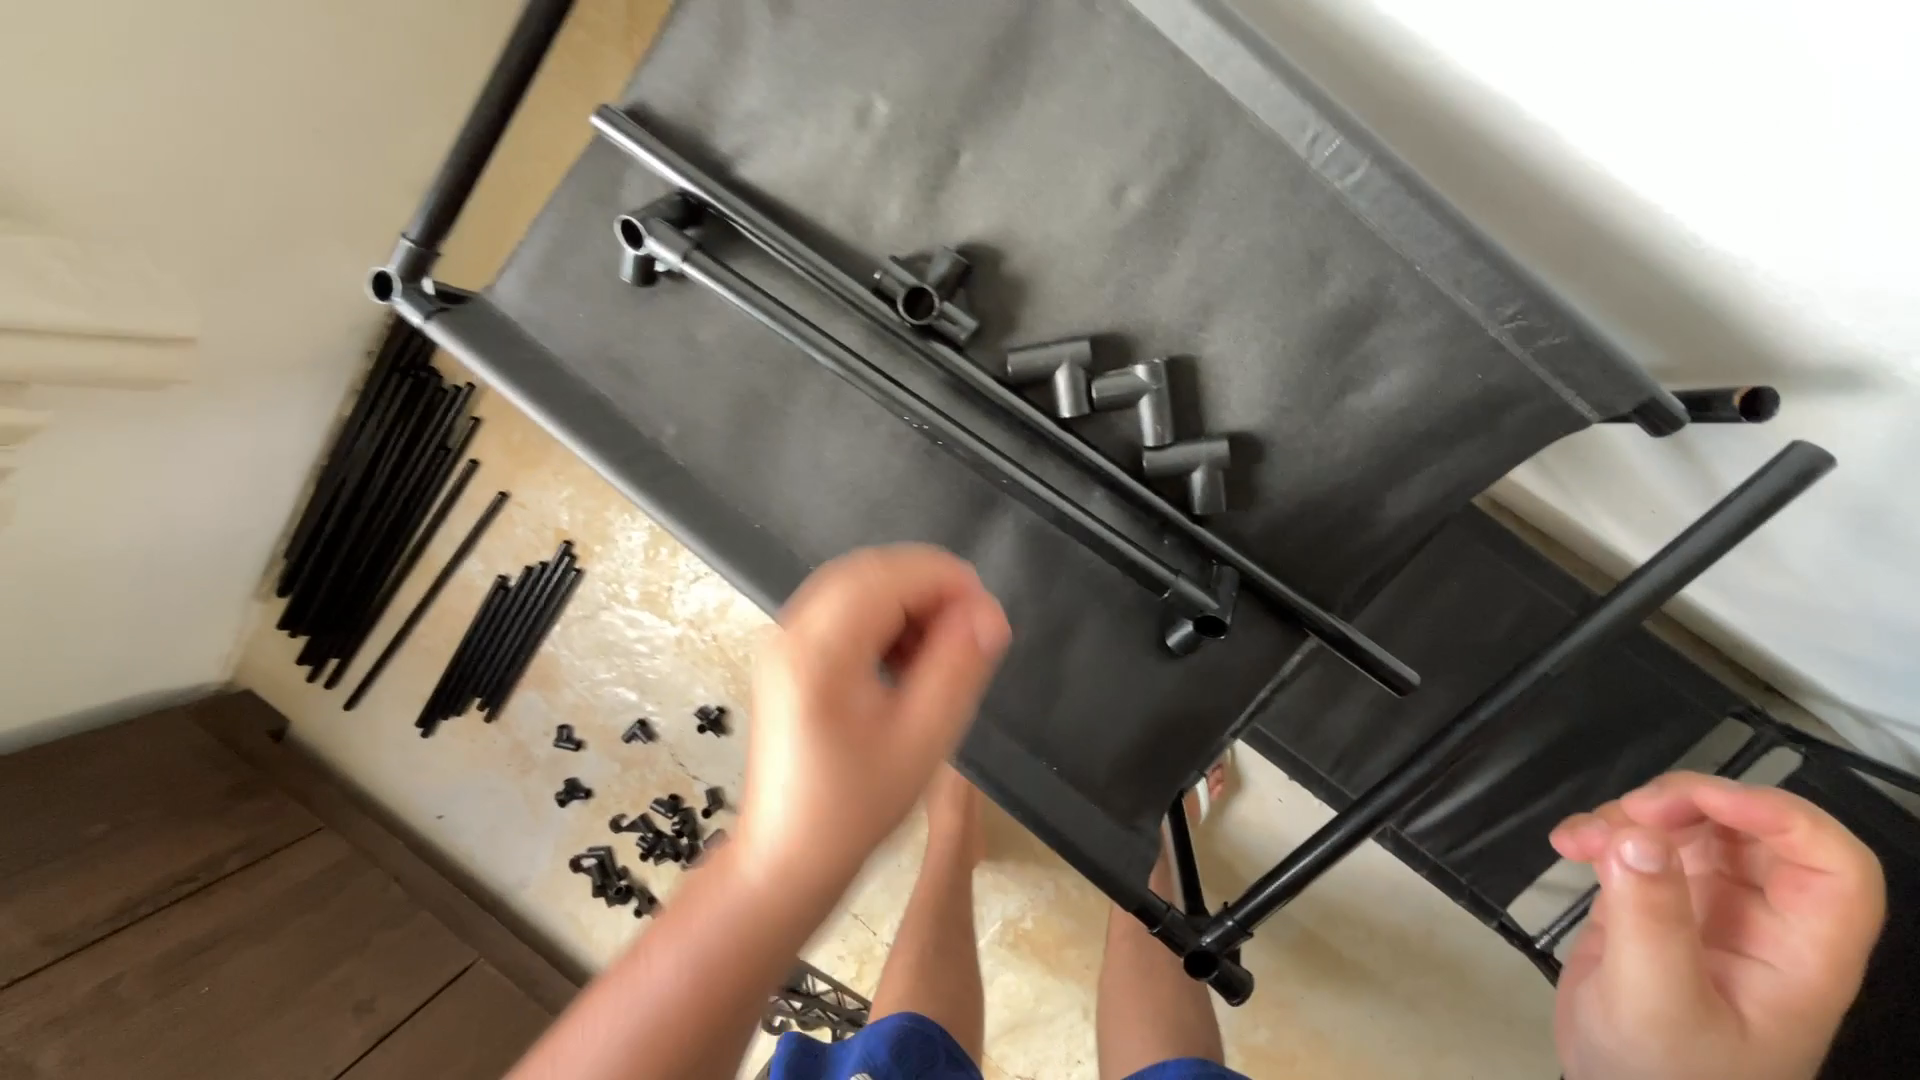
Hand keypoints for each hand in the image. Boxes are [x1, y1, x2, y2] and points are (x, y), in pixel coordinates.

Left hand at [736, 545, 1010, 894]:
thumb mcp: (922, 740)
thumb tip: (988, 614)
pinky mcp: (789, 654)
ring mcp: (785, 639)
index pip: (891, 574)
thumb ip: (959, 667)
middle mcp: (792, 628)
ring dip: (910, 603)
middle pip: (873, 570)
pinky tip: (908, 659)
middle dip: (932, 589)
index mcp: (819, 648)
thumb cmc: (854, 808)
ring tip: (944, 651)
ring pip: (859, 585)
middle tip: (974, 634)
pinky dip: (885, 618)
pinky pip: (844, 610)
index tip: (989, 621)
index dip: (950, 582)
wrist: (786, 857)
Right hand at [1549, 772, 1884, 1079]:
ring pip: (1694, 826)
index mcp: (1799, 954)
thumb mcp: (1656, 1001)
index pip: (1831, 865)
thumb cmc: (1660, 1070)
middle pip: (1756, 830)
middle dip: (1689, 803)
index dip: (1780, 816)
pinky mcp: (1655, 903)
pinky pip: (1641, 843)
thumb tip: (1637, 834)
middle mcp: (1763, 921)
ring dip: (1633, 814)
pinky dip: (1600, 830)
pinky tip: (1566, 845)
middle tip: (1627, 812)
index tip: (1698, 799)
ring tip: (1582, 840)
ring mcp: (1708, 909)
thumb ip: (1652, 919)